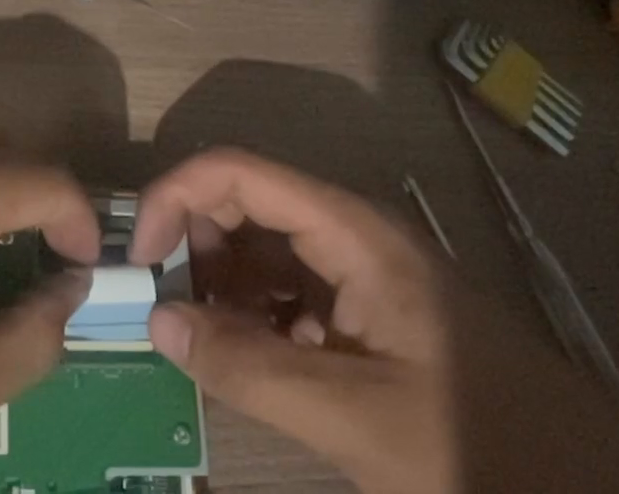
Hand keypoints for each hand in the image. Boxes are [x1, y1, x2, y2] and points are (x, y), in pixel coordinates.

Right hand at [130, 149, 618, 493]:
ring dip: (218, 286)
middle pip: (244, 203)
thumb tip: (155, 320)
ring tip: (199, 344)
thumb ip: (248, 367)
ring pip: (262, 251)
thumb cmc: (480, 445)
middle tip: (163, 311)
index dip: (174, 201)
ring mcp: (362, 273)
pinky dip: (251, 317)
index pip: (236, 173)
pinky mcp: (369, 312)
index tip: (138, 264)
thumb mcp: (354, 415)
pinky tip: (245, 363)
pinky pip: (288, 293)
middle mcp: (351, 235)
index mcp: (351, 232)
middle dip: (191, 246)